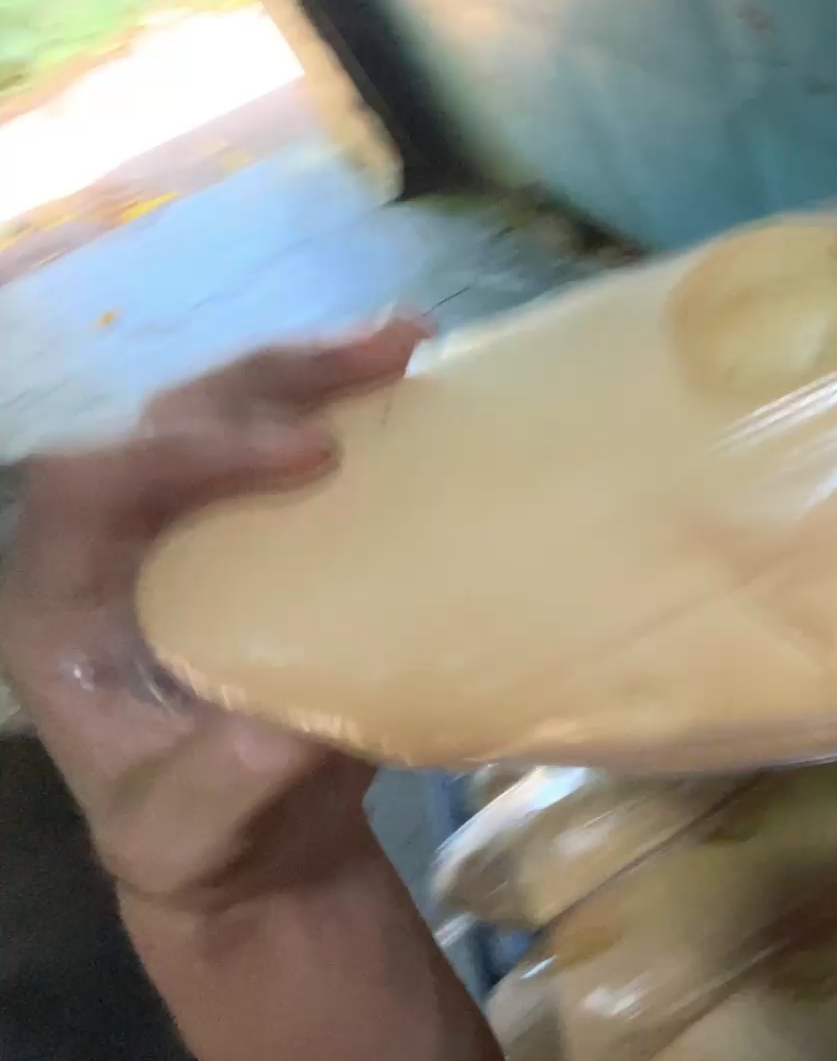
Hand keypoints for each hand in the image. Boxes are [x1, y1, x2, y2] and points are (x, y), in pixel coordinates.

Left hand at [0, 319, 427, 912]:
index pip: (90, 488)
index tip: (318, 455)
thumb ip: (231, 777)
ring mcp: (220, 539)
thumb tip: (305, 718)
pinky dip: (366, 421)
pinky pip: (315, 463)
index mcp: (76, 604)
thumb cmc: (207, 829)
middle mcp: (140, 549)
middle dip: (275, 376)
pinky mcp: (292, 547)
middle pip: (173, 421)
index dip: (191, 454)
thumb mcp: (200, 823)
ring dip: (324, 374)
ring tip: (413, 342)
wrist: (255, 831)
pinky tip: (423, 401)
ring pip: (243, 421)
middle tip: (390, 350)